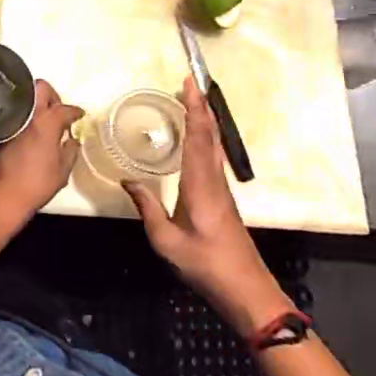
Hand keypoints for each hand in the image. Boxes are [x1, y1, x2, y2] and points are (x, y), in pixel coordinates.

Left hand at [0, 80, 84, 223]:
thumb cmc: (35, 185)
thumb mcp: (61, 171)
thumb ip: (70, 151)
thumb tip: (72, 141)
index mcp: (47, 122)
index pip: (66, 108)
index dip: (76, 112)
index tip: (79, 115)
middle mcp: (28, 114)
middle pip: (42, 88)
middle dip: (53, 96)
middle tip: (57, 113)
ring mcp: (10, 119)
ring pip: (24, 98)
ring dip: (35, 105)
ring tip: (43, 122)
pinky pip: (13, 113)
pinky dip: (22, 117)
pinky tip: (27, 132)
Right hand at [125, 77, 293, 337]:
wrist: (247, 291)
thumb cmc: (206, 265)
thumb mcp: (166, 241)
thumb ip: (147, 207)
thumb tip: (128, 180)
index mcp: (201, 185)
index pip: (198, 138)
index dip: (193, 109)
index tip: (188, 85)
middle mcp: (214, 181)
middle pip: (210, 136)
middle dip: (200, 108)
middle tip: (188, 84)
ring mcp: (221, 190)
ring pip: (214, 146)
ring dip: (204, 121)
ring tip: (190, 104)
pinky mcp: (222, 199)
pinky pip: (212, 158)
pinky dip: (204, 139)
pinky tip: (195, 140)